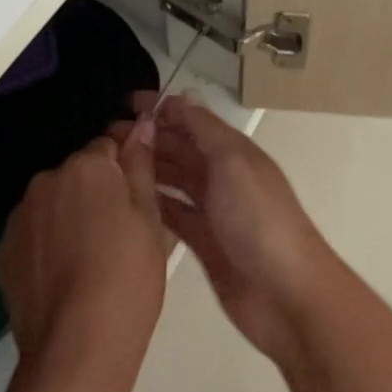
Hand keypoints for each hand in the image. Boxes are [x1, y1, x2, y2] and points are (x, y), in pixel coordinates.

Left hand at [0, 134, 170, 367]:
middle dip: (96, 191)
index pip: (109, 145)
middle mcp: (46, 180)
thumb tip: (140, 125)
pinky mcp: (3, 253)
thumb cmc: (127, 278)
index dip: (126, 167)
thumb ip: (141, 166)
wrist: (77, 348)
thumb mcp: (150, 220)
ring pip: (53, 204)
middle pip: (78, 174)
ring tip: (90, 258)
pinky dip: (47, 245)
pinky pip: (33, 235)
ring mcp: (19, 217)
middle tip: (120, 231)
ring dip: (69, 216)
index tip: (139, 193)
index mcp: (86, 166)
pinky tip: (65, 275)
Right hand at [123, 93, 345, 363]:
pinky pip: (173, 214)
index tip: (124, 104)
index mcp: (233, 151)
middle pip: (180, 148)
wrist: (287, 295)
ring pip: (174, 179)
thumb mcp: (233, 163)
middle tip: (105, 137)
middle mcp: (222, 175)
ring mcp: (213, 210)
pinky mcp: (203, 242)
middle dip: (148, 138)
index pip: (192, 119)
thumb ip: (206, 130)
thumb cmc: (260, 220)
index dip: (162, 109)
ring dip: (146, 168)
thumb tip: (183, 96)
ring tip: (109, 164)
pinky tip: (126, 199)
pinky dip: (153, 203)